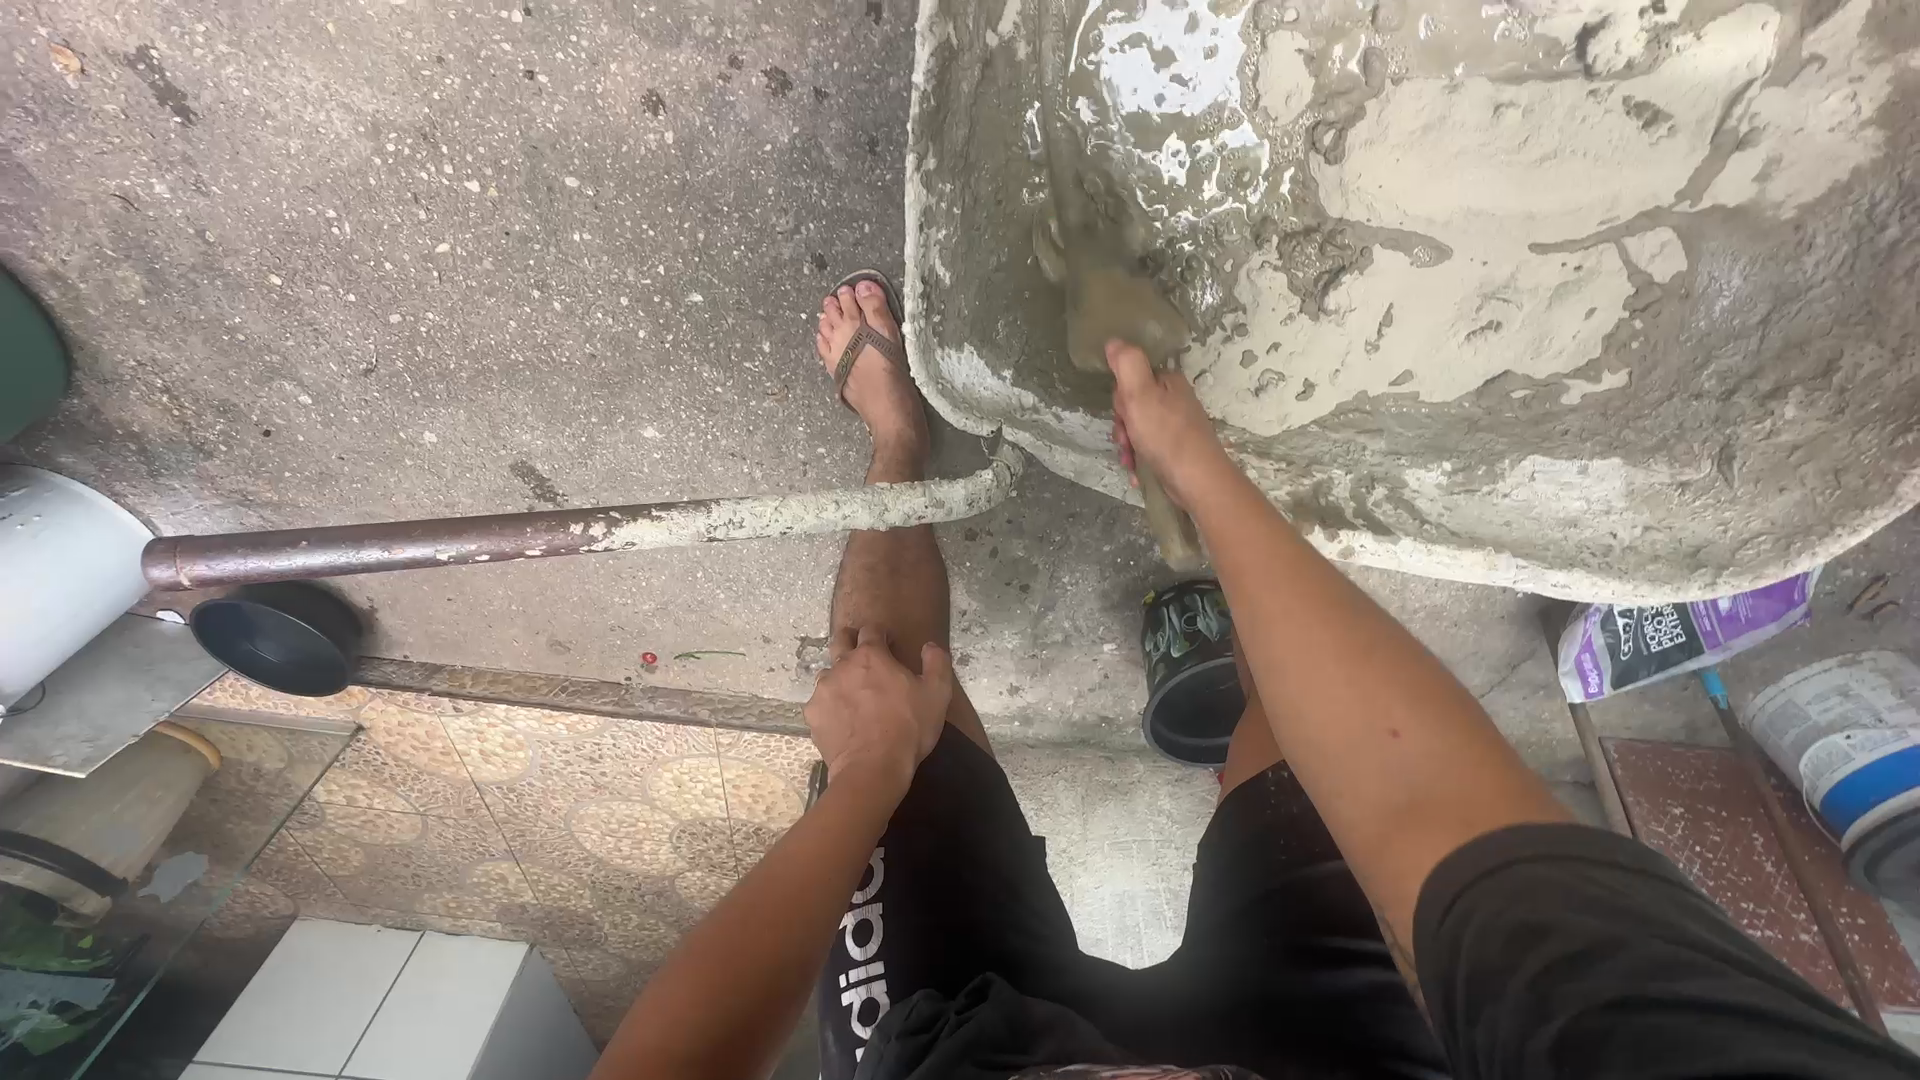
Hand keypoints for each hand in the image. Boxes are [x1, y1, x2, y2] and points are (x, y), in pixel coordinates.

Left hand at [803, 627, 954, 791]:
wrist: (873, 768)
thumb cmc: (908, 727)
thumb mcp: (937, 694)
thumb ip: (936, 663)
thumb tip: (929, 646)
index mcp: (871, 655)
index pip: (871, 630)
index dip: (881, 634)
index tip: (888, 644)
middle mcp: (842, 665)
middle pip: (840, 640)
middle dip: (850, 639)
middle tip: (862, 653)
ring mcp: (823, 690)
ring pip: (828, 673)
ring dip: (840, 677)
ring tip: (853, 696)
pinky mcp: (813, 714)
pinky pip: (820, 702)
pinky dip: (830, 706)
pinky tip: (842, 721)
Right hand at [1107, 339, 1235, 507]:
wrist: (1197, 480)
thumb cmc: (1167, 436)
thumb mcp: (1140, 394)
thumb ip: (1127, 364)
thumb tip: (1113, 340)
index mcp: (1168, 382)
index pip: (1131, 380)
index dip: (1120, 400)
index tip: (1123, 415)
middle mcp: (1174, 400)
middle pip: (1132, 407)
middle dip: (1123, 427)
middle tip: (1127, 440)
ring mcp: (1176, 426)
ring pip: (1137, 430)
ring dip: (1128, 447)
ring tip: (1131, 461)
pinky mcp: (1175, 449)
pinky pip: (1147, 449)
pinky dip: (1139, 461)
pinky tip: (1138, 473)